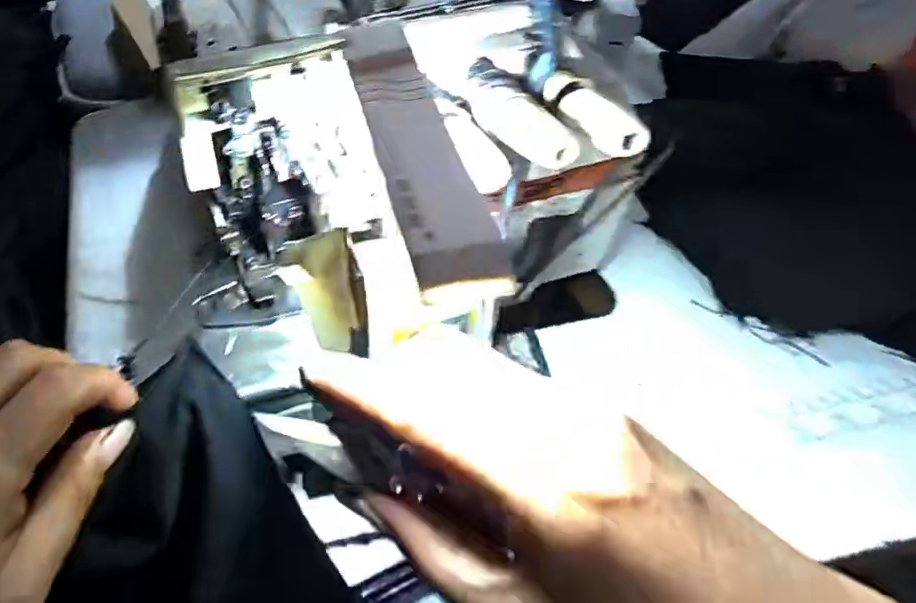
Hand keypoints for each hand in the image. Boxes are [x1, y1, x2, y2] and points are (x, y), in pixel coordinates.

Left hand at [0, 341, 138, 602]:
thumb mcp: (29, 576)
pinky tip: (17, 424)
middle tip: (98, 401)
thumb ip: (74, 491)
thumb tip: (118, 429)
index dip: (98, 380)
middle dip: (65, 364)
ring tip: (65, 408)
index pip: (50, 388)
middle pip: (13, 357)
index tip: (130, 401)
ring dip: (31, 372)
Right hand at [305, 327, 889, 602]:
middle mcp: (563, 423)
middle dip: (384, 382)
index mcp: (547, 489)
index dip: (356, 386)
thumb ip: (433, 548)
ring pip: (469, 365)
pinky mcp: (605, 404)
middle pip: (438, 369)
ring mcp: (589, 405)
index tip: (310, 369)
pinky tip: (467, 438)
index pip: (420, 413)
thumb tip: (370, 488)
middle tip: (356, 418)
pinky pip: (505, 379)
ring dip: (421, 383)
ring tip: (407, 432)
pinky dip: (463, 393)